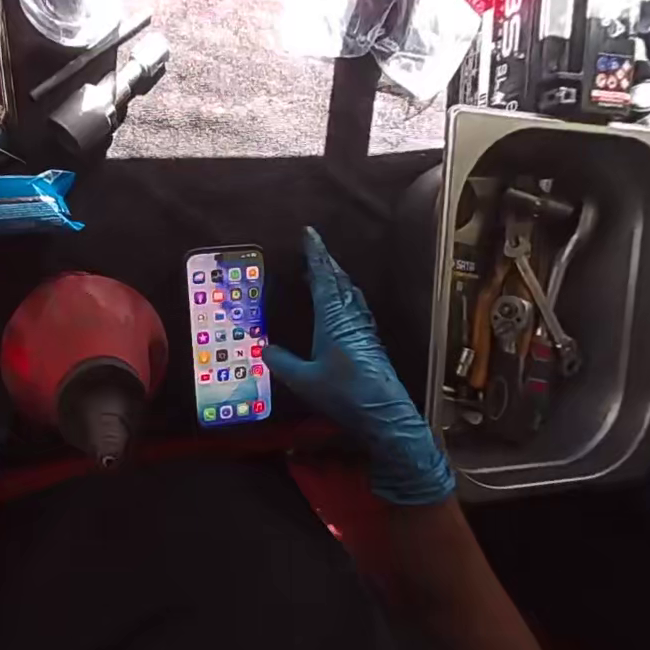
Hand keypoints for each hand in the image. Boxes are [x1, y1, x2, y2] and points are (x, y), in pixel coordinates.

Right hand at [265, 228, 452, 505]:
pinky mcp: (371, 341)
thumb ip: (282, 363)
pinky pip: (355, 308)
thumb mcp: (304, 381)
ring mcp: (364, 328)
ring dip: (335, 279)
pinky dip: (343, 297)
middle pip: (339, 280)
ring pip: (349, 293)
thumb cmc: (345, 395)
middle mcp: (351, 317)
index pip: (323, 277)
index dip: (315, 254)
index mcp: (334, 319)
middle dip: (325, 263)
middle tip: (311, 252)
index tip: (308, 234)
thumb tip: (264, 348)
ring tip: (321, 275)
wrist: (385, 415)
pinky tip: (339, 307)